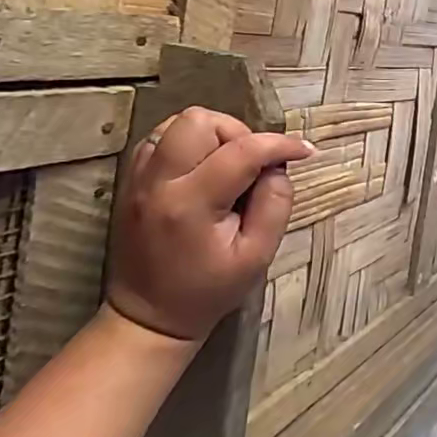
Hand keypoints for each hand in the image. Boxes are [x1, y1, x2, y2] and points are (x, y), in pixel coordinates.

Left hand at [108, 107, 315, 339]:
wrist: (148, 315)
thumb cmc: (209, 289)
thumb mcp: (258, 255)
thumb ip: (275, 204)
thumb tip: (277, 167)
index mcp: (190, 205)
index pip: (242, 151)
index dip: (280, 144)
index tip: (304, 152)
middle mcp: (157, 182)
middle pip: (199, 120)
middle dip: (238, 132)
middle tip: (254, 163)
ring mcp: (138, 178)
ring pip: (177, 122)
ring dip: (214, 134)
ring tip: (230, 164)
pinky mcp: (131, 180)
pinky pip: (162, 137)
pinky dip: (191, 142)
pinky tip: (205, 168)